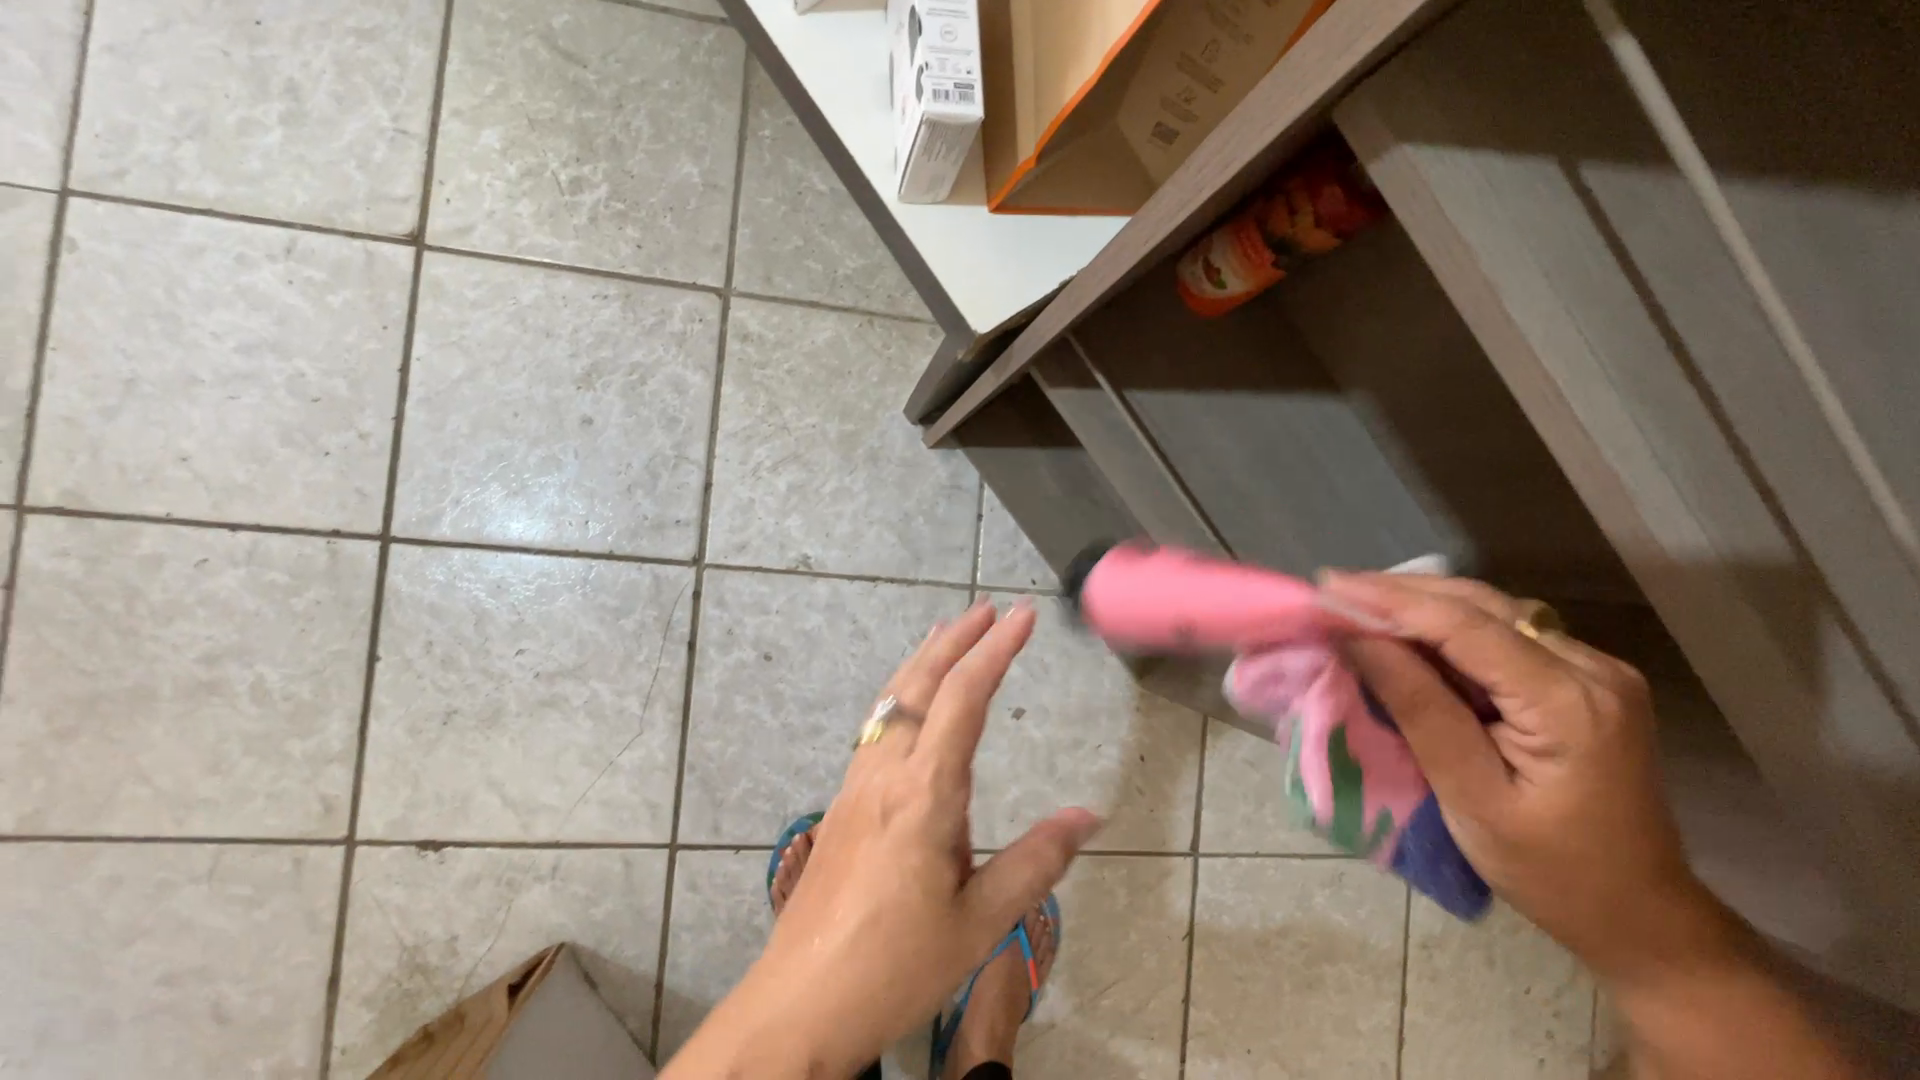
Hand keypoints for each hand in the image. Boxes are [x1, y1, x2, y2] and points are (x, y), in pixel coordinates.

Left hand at [665, 599, 1100, 1077]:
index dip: (995, 651)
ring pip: (890, 702)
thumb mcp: (979, 921)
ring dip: (923, 662)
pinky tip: (910, 709)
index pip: (964, 699)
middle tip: (987, 610)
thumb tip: (1088, 815)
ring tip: (949, 637)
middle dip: (955, 640)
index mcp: (924, 794)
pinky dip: (902, 695)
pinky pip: (877, 729)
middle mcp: (885, 775)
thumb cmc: (896, 965)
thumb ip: (1035, 862)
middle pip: (918, 684)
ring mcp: (856, 786)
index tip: (1021, 617)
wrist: (800, 1002)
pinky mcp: (842, 805)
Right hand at [1316, 572, 1731, 981]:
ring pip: (1495, 614)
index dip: (1390, 600)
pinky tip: (1411, 636)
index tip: (1326, 588)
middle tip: (1331, 591)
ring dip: (1423, 606)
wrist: (1638, 914)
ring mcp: (1596, 671)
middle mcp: (1593, 668)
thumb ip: (1418, 708)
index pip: (1465, 626)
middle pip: (1483, 605)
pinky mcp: (1586, 682)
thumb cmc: (1549, 870)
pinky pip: (1508, 637)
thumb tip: (1358, 639)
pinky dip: (1450, 630)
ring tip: (1357, 606)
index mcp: (1569, 701)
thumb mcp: (1469, 796)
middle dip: (1401, 593)